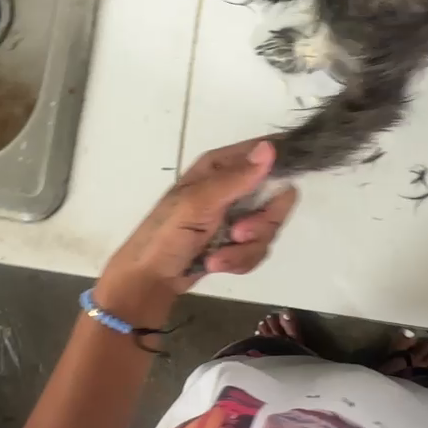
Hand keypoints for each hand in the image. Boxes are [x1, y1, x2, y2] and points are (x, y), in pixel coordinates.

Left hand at [94, 140, 298, 325]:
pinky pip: (258, 250)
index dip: (278, 172)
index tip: (273, 197)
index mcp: (219, 166)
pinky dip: (239, 261)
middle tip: (238, 234)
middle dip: (261, 224)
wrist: (149, 279)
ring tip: (217, 257)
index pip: (264, 154)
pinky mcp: (237, 242)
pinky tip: (216, 264)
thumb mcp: (198, 203)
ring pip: (269, 229)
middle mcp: (231, 187)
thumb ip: (236, 179)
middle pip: (276, 198)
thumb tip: (269, 148)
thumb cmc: (165, 234)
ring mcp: (235, 216)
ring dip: (245, 249)